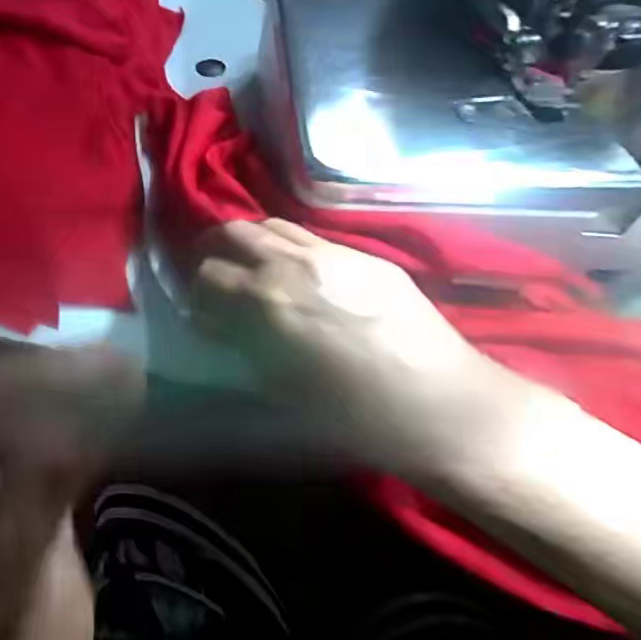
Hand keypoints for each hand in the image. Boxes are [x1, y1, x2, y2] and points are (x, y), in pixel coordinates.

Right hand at [189, 219, 533, 475]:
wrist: (445, 411)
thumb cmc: (352, 414)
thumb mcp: (276, 384)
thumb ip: (237, 342)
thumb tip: (215, 323)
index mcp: (267, 300)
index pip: (207, 273)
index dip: (195, 292)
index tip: (200, 311)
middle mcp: (294, 264)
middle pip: (232, 232)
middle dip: (213, 251)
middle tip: (214, 275)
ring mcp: (334, 254)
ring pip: (272, 225)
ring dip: (250, 242)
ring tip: (252, 269)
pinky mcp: (366, 257)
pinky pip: (310, 237)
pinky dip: (287, 248)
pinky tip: (297, 276)